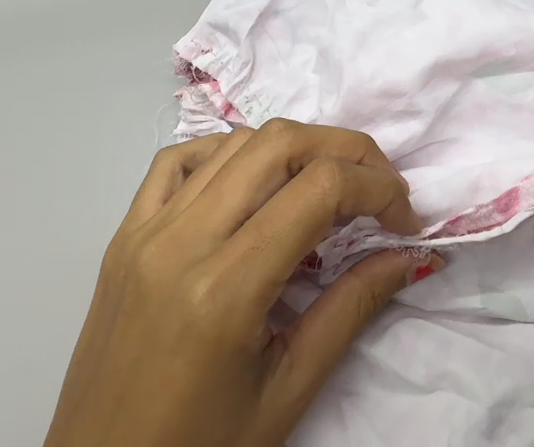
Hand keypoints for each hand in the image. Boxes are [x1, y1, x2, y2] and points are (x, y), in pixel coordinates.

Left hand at [45, 120, 436, 446]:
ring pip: (235, 142)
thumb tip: (409, 253)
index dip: (377, 188)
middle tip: (380, 187)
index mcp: (224, 288)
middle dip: (347, 150)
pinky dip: (228, 152)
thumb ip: (352, 308)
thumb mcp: (287, 390)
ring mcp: (145, 230)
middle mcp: (181, 240)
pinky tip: (255, 182)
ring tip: (328, 187)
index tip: (405, 220)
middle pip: (280, 144)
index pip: (318, 189)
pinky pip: (178, 160)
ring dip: (296, 148)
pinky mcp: (124, 233)